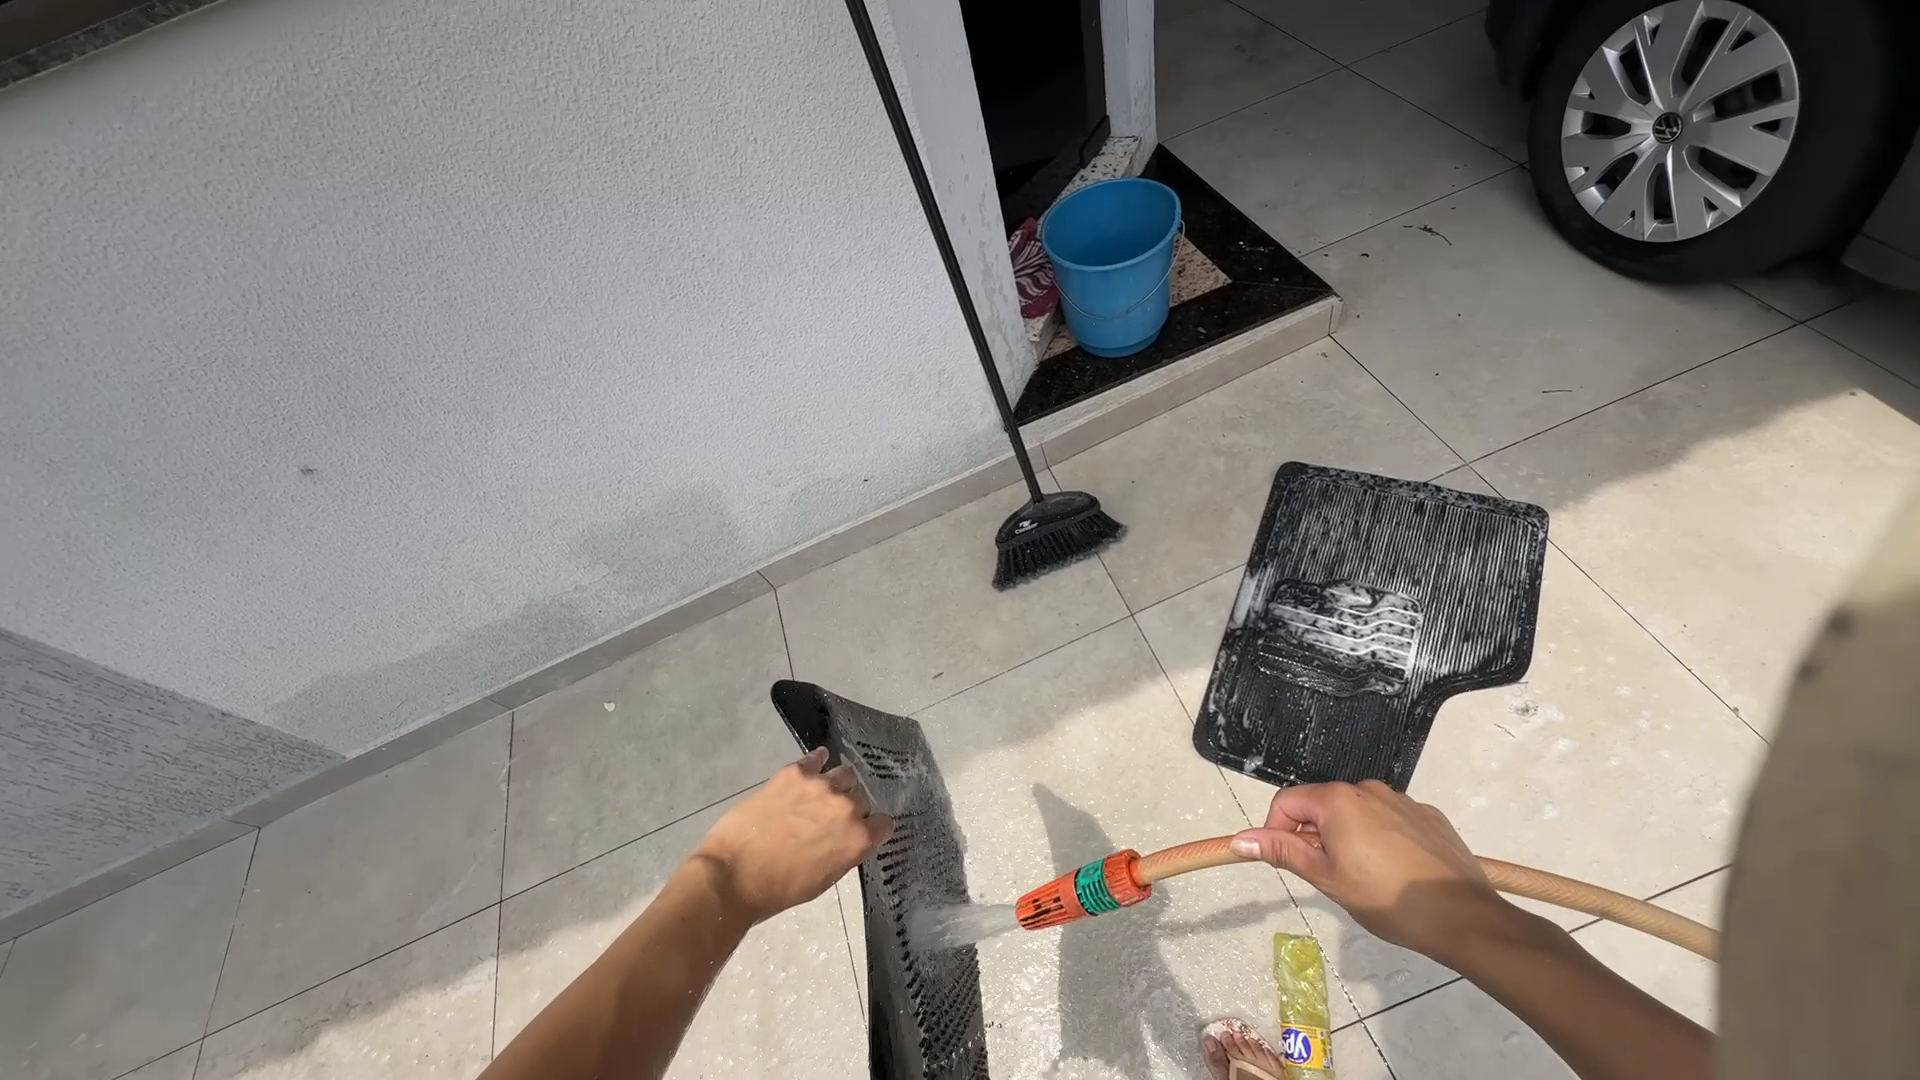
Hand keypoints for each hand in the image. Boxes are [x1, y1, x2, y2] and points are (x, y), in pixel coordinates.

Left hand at [690, 747, 893, 923]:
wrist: (733, 875)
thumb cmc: (779, 889)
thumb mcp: (824, 879)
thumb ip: (844, 852)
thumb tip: (846, 837)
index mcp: (858, 839)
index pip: (884, 823)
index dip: (873, 828)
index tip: (861, 831)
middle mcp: (846, 807)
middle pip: (861, 799)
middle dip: (849, 809)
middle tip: (828, 820)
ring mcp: (821, 785)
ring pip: (844, 775)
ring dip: (836, 785)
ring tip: (819, 796)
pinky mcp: (794, 773)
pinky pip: (815, 758)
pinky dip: (817, 762)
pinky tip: (813, 766)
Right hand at [1230, 780, 1505, 963]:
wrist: (1465, 919)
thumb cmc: (1386, 898)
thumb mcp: (1326, 878)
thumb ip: (1283, 851)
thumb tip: (1240, 838)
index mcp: (1337, 799)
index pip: (1286, 802)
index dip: (1277, 831)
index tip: (1289, 863)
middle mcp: (1367, 788)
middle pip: (1322, 805)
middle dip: (1315, 835)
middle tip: (1329, 876)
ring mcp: (1402, 800)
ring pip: (1357, 812)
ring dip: (1348, 835)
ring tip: (1366, 876)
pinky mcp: (1429, 816)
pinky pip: (1389, 819)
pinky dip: (1381, 837)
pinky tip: (1396, 869)